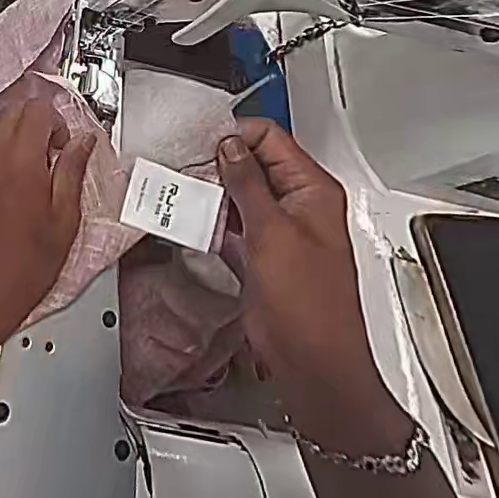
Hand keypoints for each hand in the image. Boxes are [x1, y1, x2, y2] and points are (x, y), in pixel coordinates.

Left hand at [0, 97, 96, 380]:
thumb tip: (84, 141)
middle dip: (38, 124)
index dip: (57, 122)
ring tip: (33, 175)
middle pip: (16, 111)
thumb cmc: (25, 265)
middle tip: (52, 154)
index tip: (64, 144)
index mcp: (20, 163)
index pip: (38, 110)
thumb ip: (73, 169)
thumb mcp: (65, 217)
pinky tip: (12, 187)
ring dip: (19, 139)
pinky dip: (1, 155)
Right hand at [216, 121, 380, 400]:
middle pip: (254, 164)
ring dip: (214, 193)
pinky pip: (233, 223)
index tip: (205, 144)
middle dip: (221, 164)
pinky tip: (194, 221)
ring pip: (240, 193)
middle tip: (189, 168)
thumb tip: (230, 147)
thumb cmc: (310, 305)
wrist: (312, 362)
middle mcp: (297, 204)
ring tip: (186, 193)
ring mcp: (278, 228)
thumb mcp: (272, 232)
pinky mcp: (261, 252)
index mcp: (312, 189)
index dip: (238, 136)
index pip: (273, 139)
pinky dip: (214, 221)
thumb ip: (248, 183)